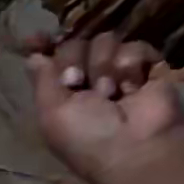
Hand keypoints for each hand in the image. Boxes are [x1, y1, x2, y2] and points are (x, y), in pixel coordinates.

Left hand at [25, 32, 183, 183]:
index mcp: (63, 91)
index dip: (44, 44)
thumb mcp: (52, 115)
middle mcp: (90, 78)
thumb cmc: (88, 136)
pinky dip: (132, 64)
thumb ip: (43, 80)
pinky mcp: (150, 66)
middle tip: (80, 82)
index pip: (50, 56)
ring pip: (106, 41)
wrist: (139, 145)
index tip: (38, 38)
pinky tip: (134, 85)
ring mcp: (121, 71)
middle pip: (76, 44)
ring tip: (113, 91)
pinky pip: (136, 47)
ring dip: (105, 66)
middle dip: (77, 61)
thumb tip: (32, 54)